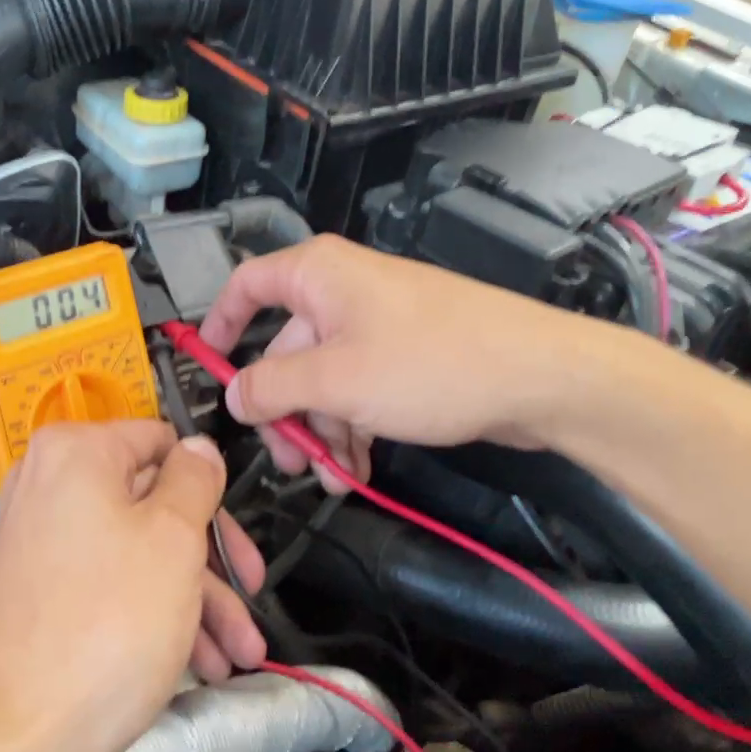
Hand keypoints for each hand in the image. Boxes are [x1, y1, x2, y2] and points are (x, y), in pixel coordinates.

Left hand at [0, 421, 266, 751]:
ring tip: (235, 651)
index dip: (208, 487)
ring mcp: (42, 534)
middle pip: (152, 501)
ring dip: (194, 596)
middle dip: (209, 557)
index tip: (235, 533)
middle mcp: (51, 481)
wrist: (18, 723)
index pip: (160, 442)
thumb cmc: (102, 625)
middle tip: (249, 592)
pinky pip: (108, 577)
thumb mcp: (173, 539)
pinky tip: (197, 659)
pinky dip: (152, 608)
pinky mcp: (41, 584)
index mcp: (77, 451)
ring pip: (135, 547)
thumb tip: (200, 448)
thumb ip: (196, 480)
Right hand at [198, 235, 634, 484]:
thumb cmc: (432, 363)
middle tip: (288, 459)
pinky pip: (359, 386)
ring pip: (325, 377)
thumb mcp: (335, 381)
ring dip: (321, 428)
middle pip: (287, 348)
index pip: (247, 285)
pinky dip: (352, 424)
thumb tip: (234, 395)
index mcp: (317, 275)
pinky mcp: (408, 352)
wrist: (543, 377)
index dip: (220, 322)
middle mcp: (342, 291)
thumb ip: (272, 389)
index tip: (206, 363)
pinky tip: (359, 466)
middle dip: (285, 410)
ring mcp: (378, 322)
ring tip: (335, 476)